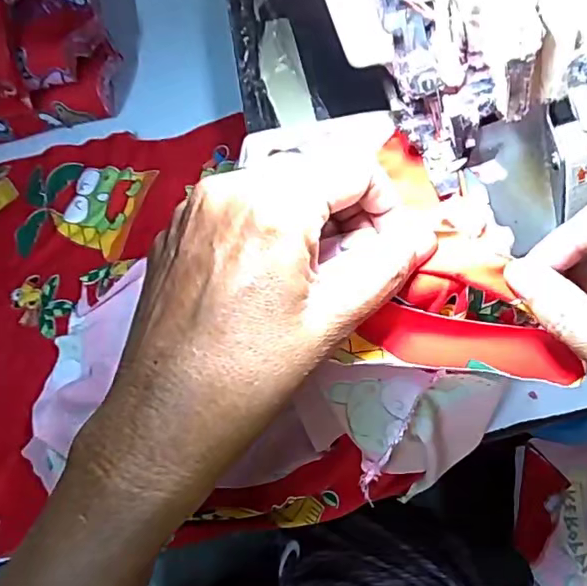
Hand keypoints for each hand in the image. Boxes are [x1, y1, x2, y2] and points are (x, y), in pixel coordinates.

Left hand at [69, 147, 435, 510]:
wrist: (165, 417)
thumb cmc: (248, 376)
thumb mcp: (331, 320)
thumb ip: (386, 266)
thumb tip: (421, 236)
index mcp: (272, 204)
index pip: (355, 167)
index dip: (386, 206)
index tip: (386, 247)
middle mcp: (227, 187)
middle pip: (314, 173)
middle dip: (347, 213)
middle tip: (352, 268)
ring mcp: (195, 206)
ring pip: (277, 187)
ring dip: (310, 220)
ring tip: (310, 278)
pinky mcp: (176, 229)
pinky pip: (239, 206)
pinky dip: (269, 227)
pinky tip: (266, 280)